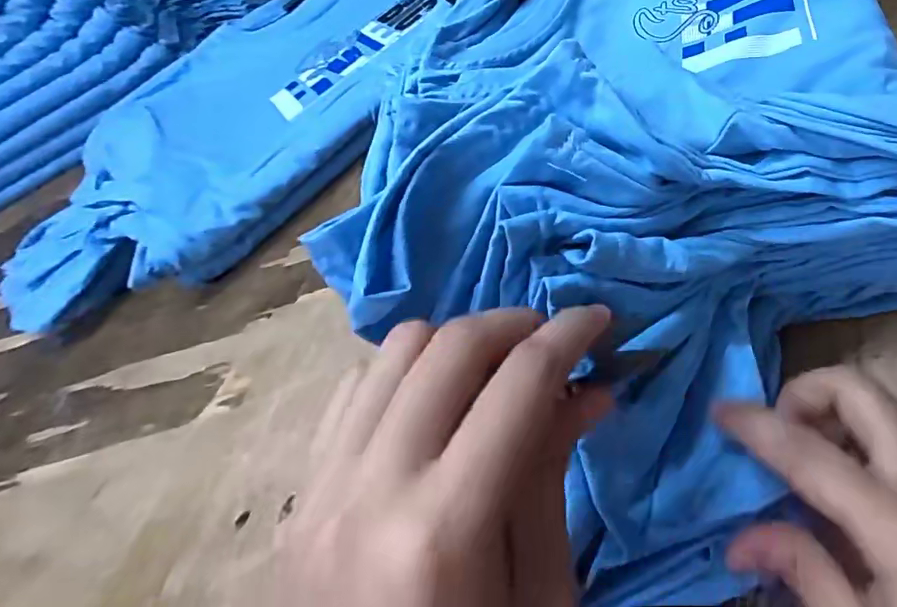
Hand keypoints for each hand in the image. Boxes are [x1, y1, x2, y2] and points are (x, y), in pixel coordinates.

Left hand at [282, 306, 613, 606]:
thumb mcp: (539, 592)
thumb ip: (551, 474)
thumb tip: (589, 387)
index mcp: (442, 531)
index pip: (519, 383)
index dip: (569, 336)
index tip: (598, 318)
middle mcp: (370, 490)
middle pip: (453, 345)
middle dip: (515, 326)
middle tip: (551, 344)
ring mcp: (321, 488)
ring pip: (398, 348)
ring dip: (458, 341)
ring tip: (495, 370)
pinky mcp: (298, 494)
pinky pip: (357, 387)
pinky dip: (406, 373)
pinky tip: (437, 403)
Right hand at [715, 366, 896, 606]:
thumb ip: (802, 572)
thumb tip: (740, 539)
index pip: (807, 451)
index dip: (755, 426)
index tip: (720, 410)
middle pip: (859, 389)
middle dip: (807, 392)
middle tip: (778, 433)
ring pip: (885, 408)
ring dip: (837, 414)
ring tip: (809, 463)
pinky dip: (866, 439)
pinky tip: (853, 494)